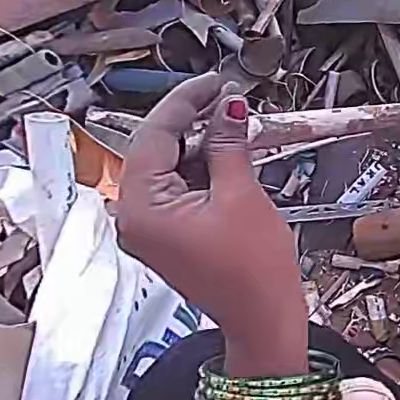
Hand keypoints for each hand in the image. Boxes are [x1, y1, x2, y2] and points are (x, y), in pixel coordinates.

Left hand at [115, 73, 308, 375]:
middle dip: (196, 122)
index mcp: (141, 208)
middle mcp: (135, 218)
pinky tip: (231, 155)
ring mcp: (152, 228)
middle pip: (160, 150)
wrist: (264, 316)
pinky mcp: (172, 234)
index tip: (215, 83)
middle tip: (231, 100)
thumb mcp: (242, 195)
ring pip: (173, 168)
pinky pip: (182, 188)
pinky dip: (206, 169)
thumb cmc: (253, 269)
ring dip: (204, 145)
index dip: (187, 102)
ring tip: (237, 126)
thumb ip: (228, 145)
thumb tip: (227, 106)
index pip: (155, 136)